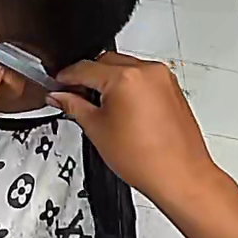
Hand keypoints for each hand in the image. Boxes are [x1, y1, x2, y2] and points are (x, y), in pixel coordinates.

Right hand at [49, 52, 224, 207]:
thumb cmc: (146, 159)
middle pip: (104, 62)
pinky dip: (128, 85)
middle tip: (74, 96)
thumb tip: (60, 96)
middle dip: (87, 77)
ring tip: (100, 107)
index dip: (65, 77)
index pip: (84, 68)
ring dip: (109, 79)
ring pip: (124, 66)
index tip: (58, 84)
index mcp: (125, 78)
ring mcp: (162, 77)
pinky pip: (142, 76)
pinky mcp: (171, 86)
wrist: (180, 175)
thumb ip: (74, 106)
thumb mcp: (97, 130)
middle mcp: (147, 71)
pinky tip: (121, 107)